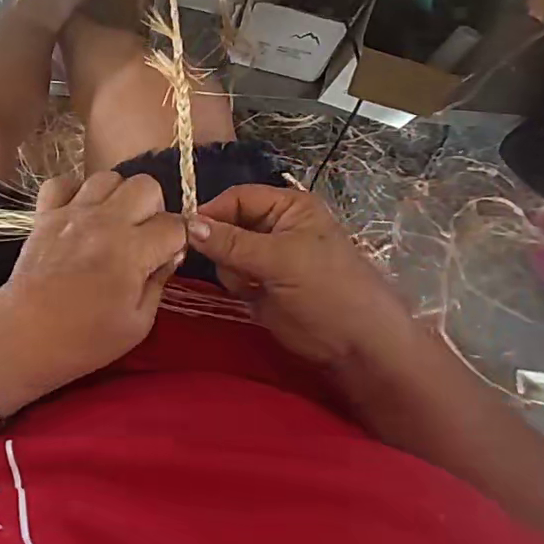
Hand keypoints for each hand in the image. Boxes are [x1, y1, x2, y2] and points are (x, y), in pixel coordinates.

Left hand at [0, 171, 186, 413]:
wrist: (23, 336)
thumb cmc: (83, 340)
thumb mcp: (138, 324)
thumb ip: (158, 283)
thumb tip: (168, 256)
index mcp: (132, 250)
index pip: (174, 225)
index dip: (177, 240)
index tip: (167, 256)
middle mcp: (105, 221)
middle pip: (146, 185)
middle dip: (153, 208)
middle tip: (143, 235)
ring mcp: (71, 213)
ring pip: (108, 177)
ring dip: (117, 196)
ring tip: (111, 223)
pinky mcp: (44, 214)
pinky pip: (62, 183)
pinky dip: (74, 192)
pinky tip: (78, 215)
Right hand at [188, 184, 414, 364]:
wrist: (356, 346)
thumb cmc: (327, 290)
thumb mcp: (280, 260)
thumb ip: (231, 242)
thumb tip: (188, 224)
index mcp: (287, 207)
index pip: (237, 197)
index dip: (214, 212)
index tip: (188, 232)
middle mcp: (274, 225)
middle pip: (226, 223)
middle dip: (222, 244)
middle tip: (232, 265)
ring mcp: (266, 256)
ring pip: (224, 252)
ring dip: (231, 269)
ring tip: (253, 285)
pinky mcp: (259, 283)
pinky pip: (231, 275)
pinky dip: (236, 285)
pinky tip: (254, 295)